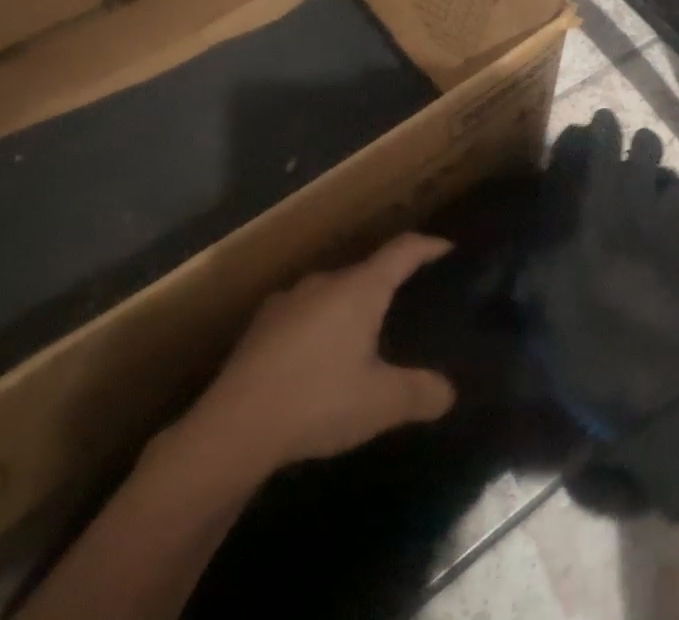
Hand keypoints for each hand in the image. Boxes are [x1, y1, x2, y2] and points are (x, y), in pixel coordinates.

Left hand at [166, 234, 458, 492]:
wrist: (231, 430)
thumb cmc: (318, 402)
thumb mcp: (384, 403)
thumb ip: (423, 393)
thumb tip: (447, 391)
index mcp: (358, 289)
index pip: (402, 251)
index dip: (428, 247)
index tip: (448, 249)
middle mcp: (321, 284)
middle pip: (365, 273)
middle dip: (389, 286)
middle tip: (411, 308)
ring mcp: (284, 303)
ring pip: (331, 295)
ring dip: (351, 310)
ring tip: (367, 338)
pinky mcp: (258, 329)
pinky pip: (304, 317)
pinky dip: (322, 329)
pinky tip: (323, 362)